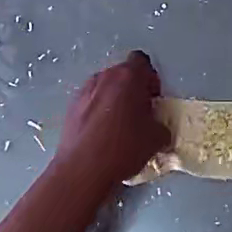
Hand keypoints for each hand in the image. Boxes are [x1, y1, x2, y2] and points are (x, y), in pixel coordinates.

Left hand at [55, 50, 170, 185]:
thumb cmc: (124, 148)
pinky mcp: (71, 106)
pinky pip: (91, 101)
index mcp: (129, 76)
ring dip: (114, 99)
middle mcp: (106, 76)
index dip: (150, 79)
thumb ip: (161, 126)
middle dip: (132, 89)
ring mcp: (85, 90)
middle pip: (123, 74)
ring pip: (105, 87)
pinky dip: (97, 111)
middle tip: (138, 113)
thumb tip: (158, 128)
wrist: (82, 169)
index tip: (152, 99)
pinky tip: (100, 134)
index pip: (142, 62)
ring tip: (117, 125)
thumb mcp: (156, 139)